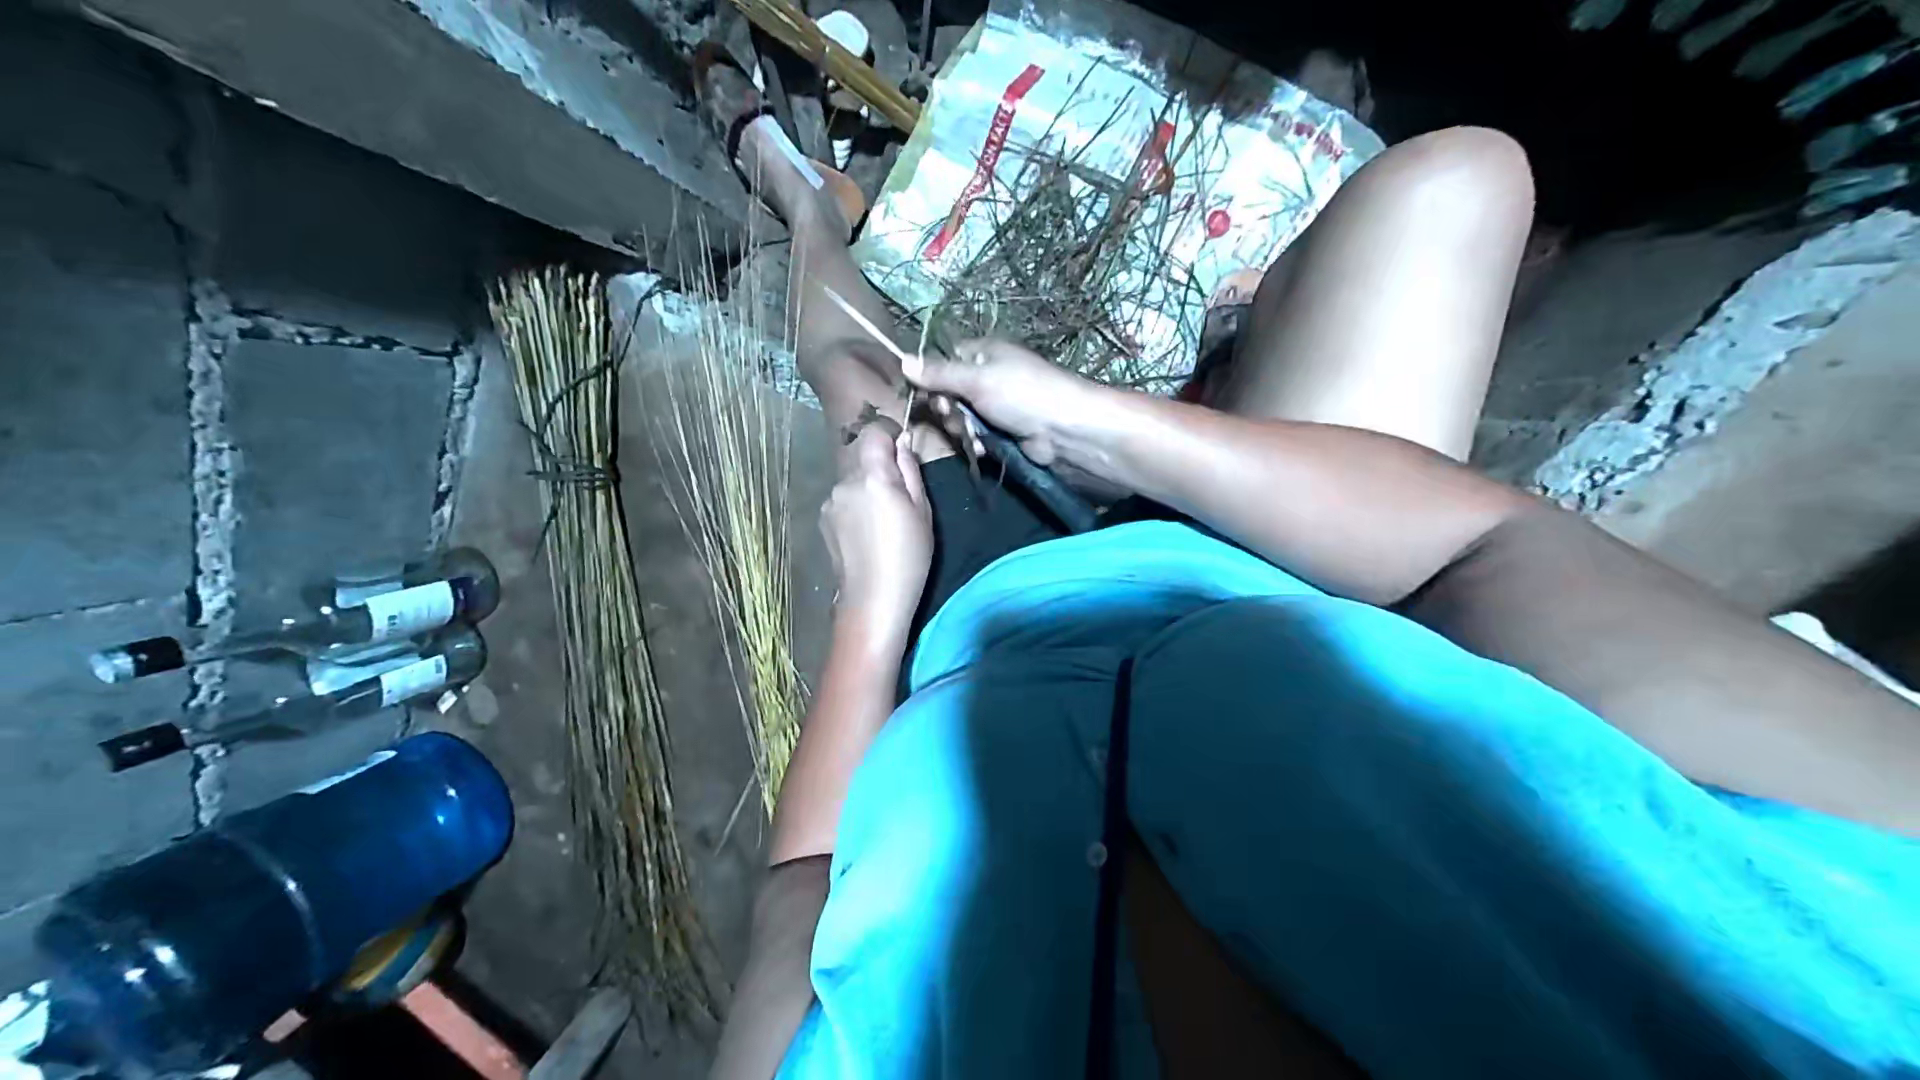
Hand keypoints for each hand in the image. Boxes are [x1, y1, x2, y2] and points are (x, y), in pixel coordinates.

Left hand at [821, 424, 932, 644]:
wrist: (872, 599)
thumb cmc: (908, 556)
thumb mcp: (922, 511)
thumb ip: (910, 470)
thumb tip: (903, 443)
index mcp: (872, 476)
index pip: (873, 433)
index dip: (888, 438)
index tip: (902, 455)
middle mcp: (844, 482)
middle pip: (862, 458)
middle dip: (880, 470)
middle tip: (899, 500)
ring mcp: (829, 502)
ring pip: (852, 481)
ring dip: (866, 490)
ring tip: (882, 524)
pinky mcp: (822, 520)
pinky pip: (843, 501)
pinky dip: (854, 508)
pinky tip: (865, 535)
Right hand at [900, 339, 1108, 468]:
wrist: (1065, 432)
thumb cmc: (1023, 394)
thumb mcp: (977, 378)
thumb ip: (939, 373)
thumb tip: (901, 360)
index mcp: (982, 354)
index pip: (943, 362)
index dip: (931, 378)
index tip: (927, 394)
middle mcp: (987, 378)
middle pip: (947, 394)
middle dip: (948, 410)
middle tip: (955, 417)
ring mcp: (995, 408)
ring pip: (960, 420)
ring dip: (962, 430)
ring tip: (974, 436)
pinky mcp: (1002, 433)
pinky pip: (976, 438)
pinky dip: (976, 444)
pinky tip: (983, 449)